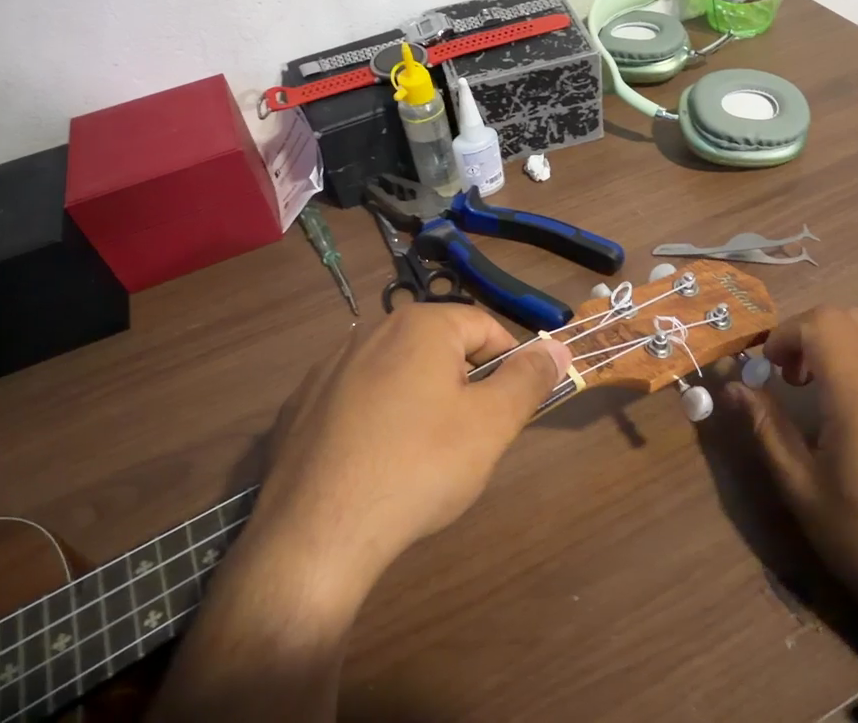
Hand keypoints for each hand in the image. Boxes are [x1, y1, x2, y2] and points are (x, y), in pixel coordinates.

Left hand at [241, 304, 572, 619]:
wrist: (317, 532)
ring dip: (420, 405)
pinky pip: (356, 403)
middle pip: (439, 350)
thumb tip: (557, 347)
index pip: (486, 327)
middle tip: (468, 442)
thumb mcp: (491, 425)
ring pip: (397, 376)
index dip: (509, 367)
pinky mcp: (300, 407)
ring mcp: (327, 369)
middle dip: (463, 388)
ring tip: (420, 460)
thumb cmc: (419, 468)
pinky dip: (375, 424)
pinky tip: (374, 466)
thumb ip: (528, 379)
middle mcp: (369, 332)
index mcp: (419, 325)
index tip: (509, 414)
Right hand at [726, 306, 857, 633]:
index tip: (770, 371)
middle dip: (814, 334)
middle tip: (794, 381)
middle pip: (854, 319)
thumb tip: (735, 387)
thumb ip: (768, 428)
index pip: (823, 323)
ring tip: (834, 388)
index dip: (787, 334)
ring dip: (852, 344)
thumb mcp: (802, 490)